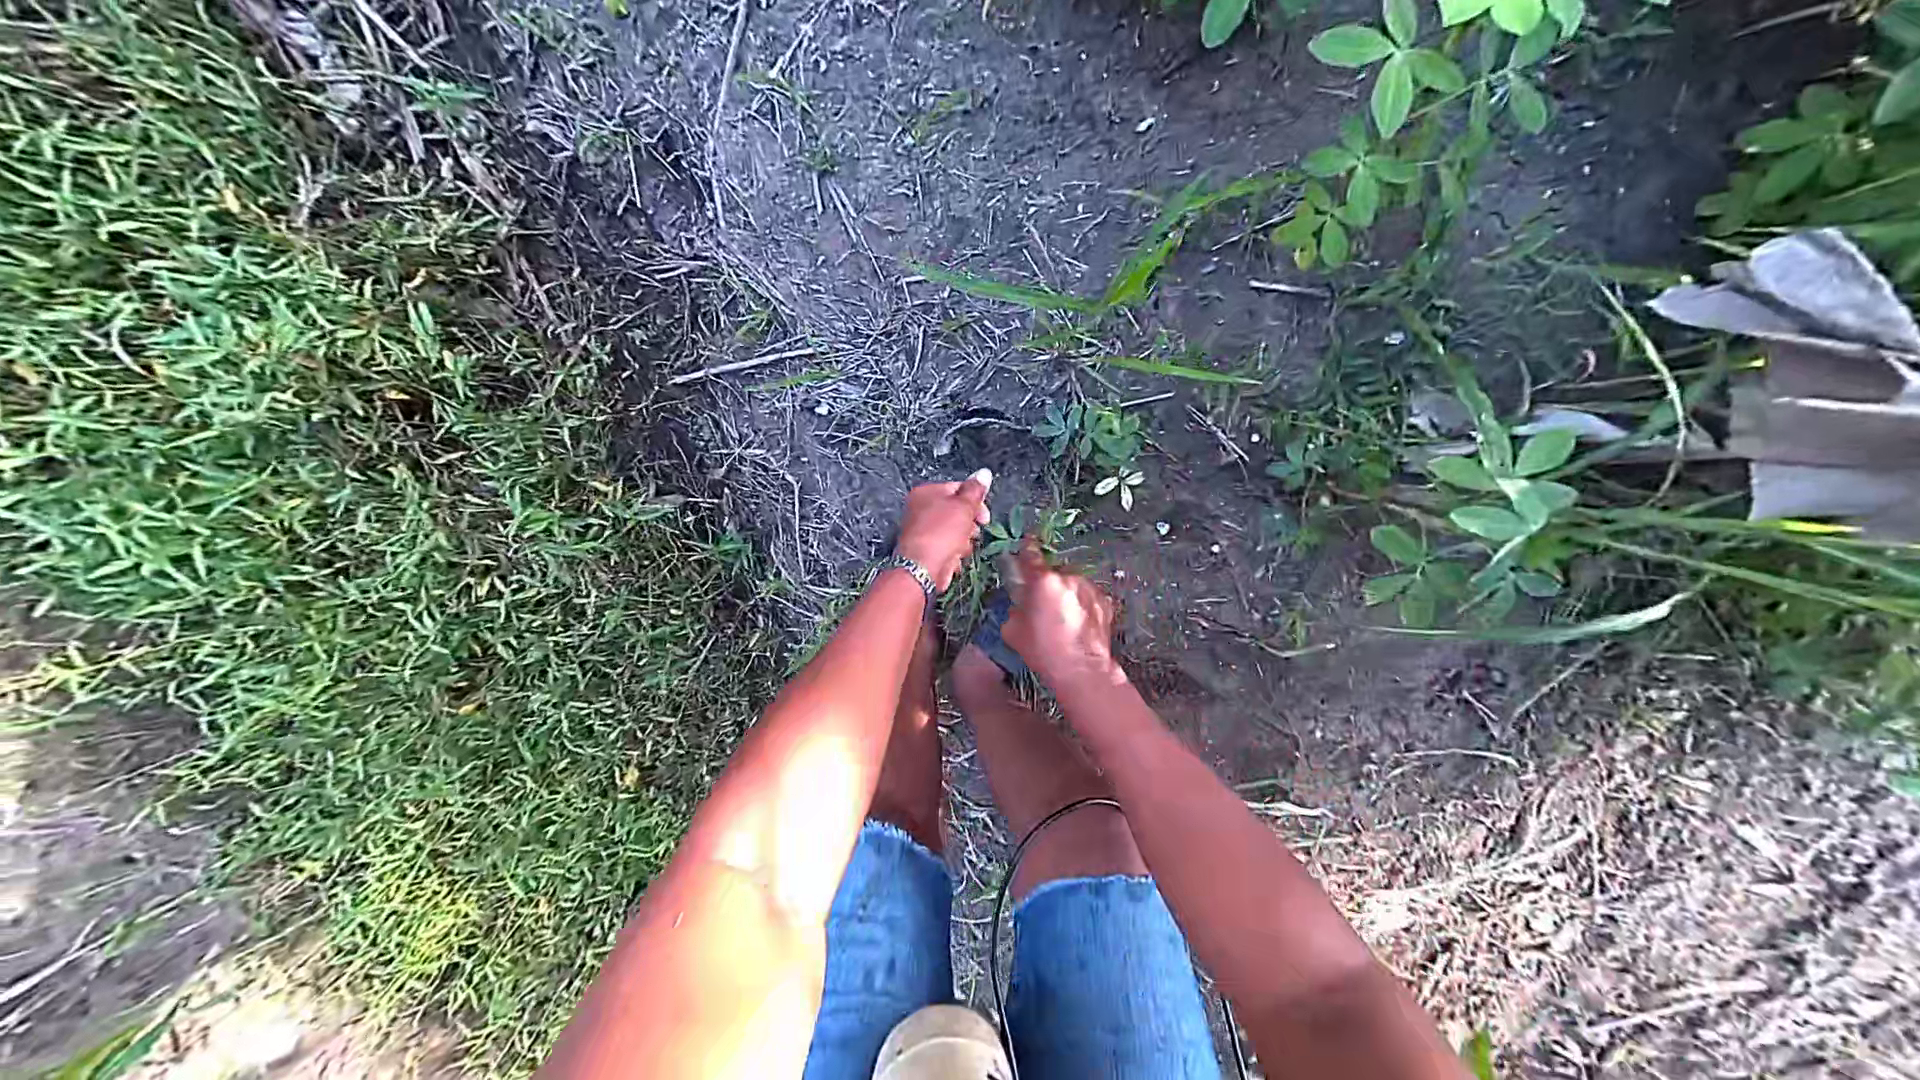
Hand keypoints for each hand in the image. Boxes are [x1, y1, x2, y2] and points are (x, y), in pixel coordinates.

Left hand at [893, 469, 992, 590]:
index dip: (975, 502)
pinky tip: (953, 557)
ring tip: (960, 546)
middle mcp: (921, 508)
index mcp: (926, 492)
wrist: (923, 568)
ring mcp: (923, 529)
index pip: (958, 488)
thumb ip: (975, 490)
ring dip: (964, 540)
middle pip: (957, 510)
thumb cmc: (941, 533)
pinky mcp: (927, 548)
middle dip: (970, 523)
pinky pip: (948, 546)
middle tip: (972, 531)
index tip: (985, 516)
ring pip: (955, 530)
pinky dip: (954, 552)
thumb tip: (984, 473)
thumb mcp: (963, 506)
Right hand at [1002, 537, 1120, 686]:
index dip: (1026, 550)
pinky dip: (1081, 604)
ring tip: (1061, 619)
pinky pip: (1086, 596)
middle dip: (1047, 585)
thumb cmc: (1044, 651)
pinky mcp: (1104, 602)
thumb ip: (1015, 609)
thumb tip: (1020, 605)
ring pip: (1071, 584)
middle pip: (1053, 573)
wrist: (1081, 669)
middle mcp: (1068, 578)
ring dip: (1065, 594)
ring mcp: (1089, 589)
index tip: (1026, 546)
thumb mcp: (1013, 630)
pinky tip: (1076, 623)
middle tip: (1042, 606)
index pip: (1031, 555)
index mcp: (1043, 581)